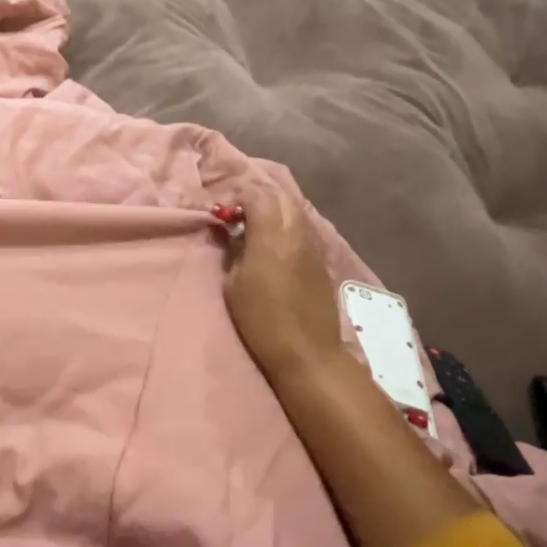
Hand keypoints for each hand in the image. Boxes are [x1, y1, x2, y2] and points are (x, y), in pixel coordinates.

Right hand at [223, 191, 343, 381]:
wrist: (307, 351)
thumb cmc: (261, 319)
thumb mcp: (233, 284)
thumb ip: (234, 250)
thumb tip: (233, 233)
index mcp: (270, 237)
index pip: (257, 196)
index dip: (239, 196)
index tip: (225, 212)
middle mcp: (296, 234)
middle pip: (281, 196)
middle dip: (260, 197)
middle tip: (241, 214)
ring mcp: (313, 246)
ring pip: (296, 210)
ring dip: (276, 210)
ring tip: (257, 228)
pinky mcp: (321, 260)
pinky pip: (304, 229)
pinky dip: (288, 226)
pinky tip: (275, 245)